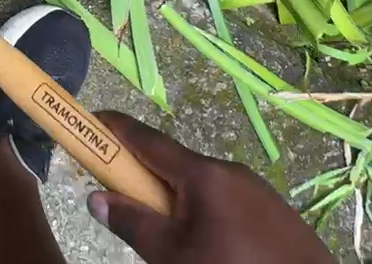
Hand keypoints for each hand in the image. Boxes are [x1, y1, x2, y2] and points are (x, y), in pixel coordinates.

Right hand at [86, 111, 334, 263]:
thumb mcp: (173, 258)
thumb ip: (132, 224)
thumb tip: (94, 198)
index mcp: (202, 173)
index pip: (145, 138)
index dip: (113, 127)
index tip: (89, 121)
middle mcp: (230, 170)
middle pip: (175, 166)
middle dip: (148, 180)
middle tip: (131, 206)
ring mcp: (261, 192)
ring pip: (204, 188)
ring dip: (181, 202)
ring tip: (178, 241)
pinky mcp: (282, 217)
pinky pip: (232, 206)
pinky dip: (211, 217)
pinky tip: (216, 250)